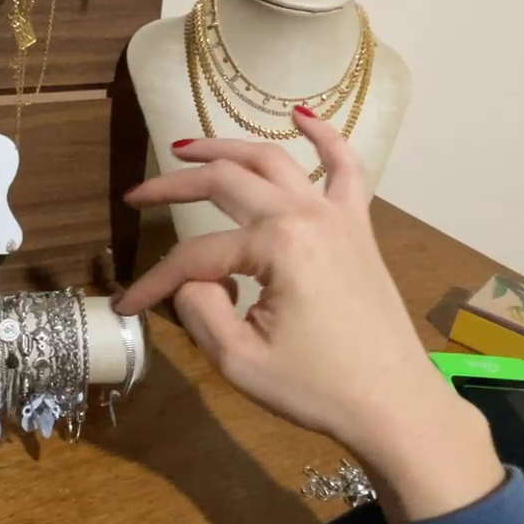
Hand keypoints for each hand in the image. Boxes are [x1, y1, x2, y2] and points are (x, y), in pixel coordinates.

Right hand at [115, 110, 503, 522]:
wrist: (395, 406)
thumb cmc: (317, 389)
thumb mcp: (239, 360)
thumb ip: (198, 309)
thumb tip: (188, 280)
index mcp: (276, 245)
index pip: (195, 254)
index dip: (154, 280)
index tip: (127, 305)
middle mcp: (305, 214)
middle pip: (226, 182)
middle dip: (174, 185)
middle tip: (137, 195)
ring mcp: (337, 215)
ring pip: (273, 160)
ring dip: (226, 147)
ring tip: (186, 147)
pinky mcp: (357, 227)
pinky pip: (346, 168)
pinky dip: (324, 137)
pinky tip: (301, 116)